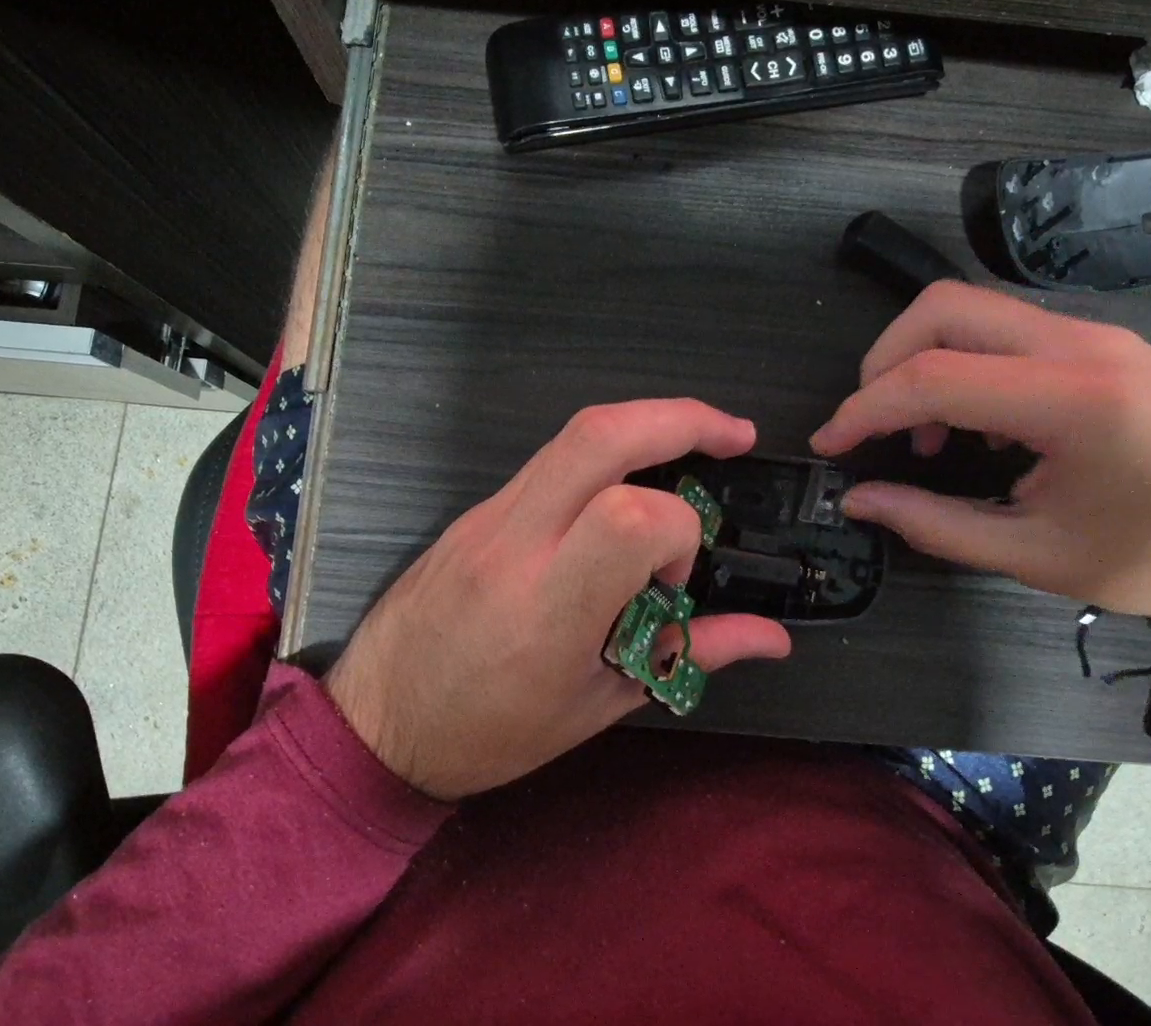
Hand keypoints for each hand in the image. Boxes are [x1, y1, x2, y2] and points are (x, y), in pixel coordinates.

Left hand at [325, 399, 791, 800]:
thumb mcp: (599, 708)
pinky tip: (622, 498)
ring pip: (574, 436)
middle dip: (681, 417)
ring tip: (692, 451)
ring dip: (646, 428)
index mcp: (549, 609)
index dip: (680, 533)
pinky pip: (551, 464)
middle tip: (734, 434)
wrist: (377, 722)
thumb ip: (691, 657)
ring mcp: (488, 518)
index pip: (632, 517)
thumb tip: (774, 639)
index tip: (674, 579)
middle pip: (600, 435)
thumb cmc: (491, 733)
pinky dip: (605, 462)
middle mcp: (516, 544)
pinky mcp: (476, 511)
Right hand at [809, 282, 1150, 728]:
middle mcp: (1083, 344)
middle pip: (944, 309)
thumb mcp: (1037, 554)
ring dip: (925, 362)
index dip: (863, 410)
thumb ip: (934, 523)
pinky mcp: (1107, 347)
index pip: (931, 376)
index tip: (829, 447)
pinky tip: (977, 428)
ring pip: (976, 312)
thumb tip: (860, 501)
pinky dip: (967, 366)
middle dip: (884, 362)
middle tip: (870, 428)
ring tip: (925, 439)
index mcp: (1073, 398)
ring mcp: (1100, 337)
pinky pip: (1010, 332)